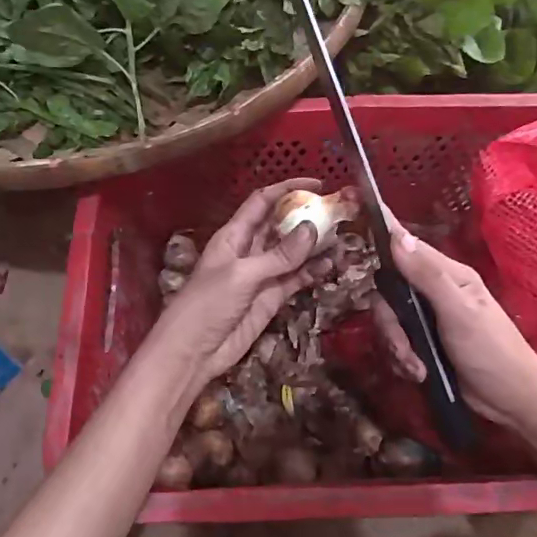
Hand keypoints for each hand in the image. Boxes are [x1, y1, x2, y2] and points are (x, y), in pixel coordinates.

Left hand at [149, 178, 328, 385]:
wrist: (193, 351)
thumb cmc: (207, 305)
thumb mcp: (242, 275)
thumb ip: (278, 255)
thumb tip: (312, 229)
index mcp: (234, 235)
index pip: (262, 202)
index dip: (287, 189)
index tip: (317, 184)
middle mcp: (249, 250)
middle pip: (281, 225)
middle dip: (306, 216)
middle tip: (339, 212)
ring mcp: (262, 275)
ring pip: (293, 253)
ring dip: (315, 245)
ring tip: (343, 238)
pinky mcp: (271, 298)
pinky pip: (296, 278)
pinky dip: (313, 271)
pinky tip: (331, 265)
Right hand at [371, 217, 536, 429]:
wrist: (511, 400)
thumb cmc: (492, 350)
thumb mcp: (459, 311)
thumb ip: (426, 276)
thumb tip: (396, 237)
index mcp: (448, 275)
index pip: (409, 246)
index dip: (386, 232)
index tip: (363, 207)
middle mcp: (434, 293)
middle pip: (390, 294)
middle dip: (391, 325)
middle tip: (404, 349)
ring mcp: (429, 320)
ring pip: (391, 322)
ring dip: (399, 349)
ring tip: (417, 369)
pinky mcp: (426, 345)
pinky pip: (398, 345)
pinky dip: (404, 361)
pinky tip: (419, 374)